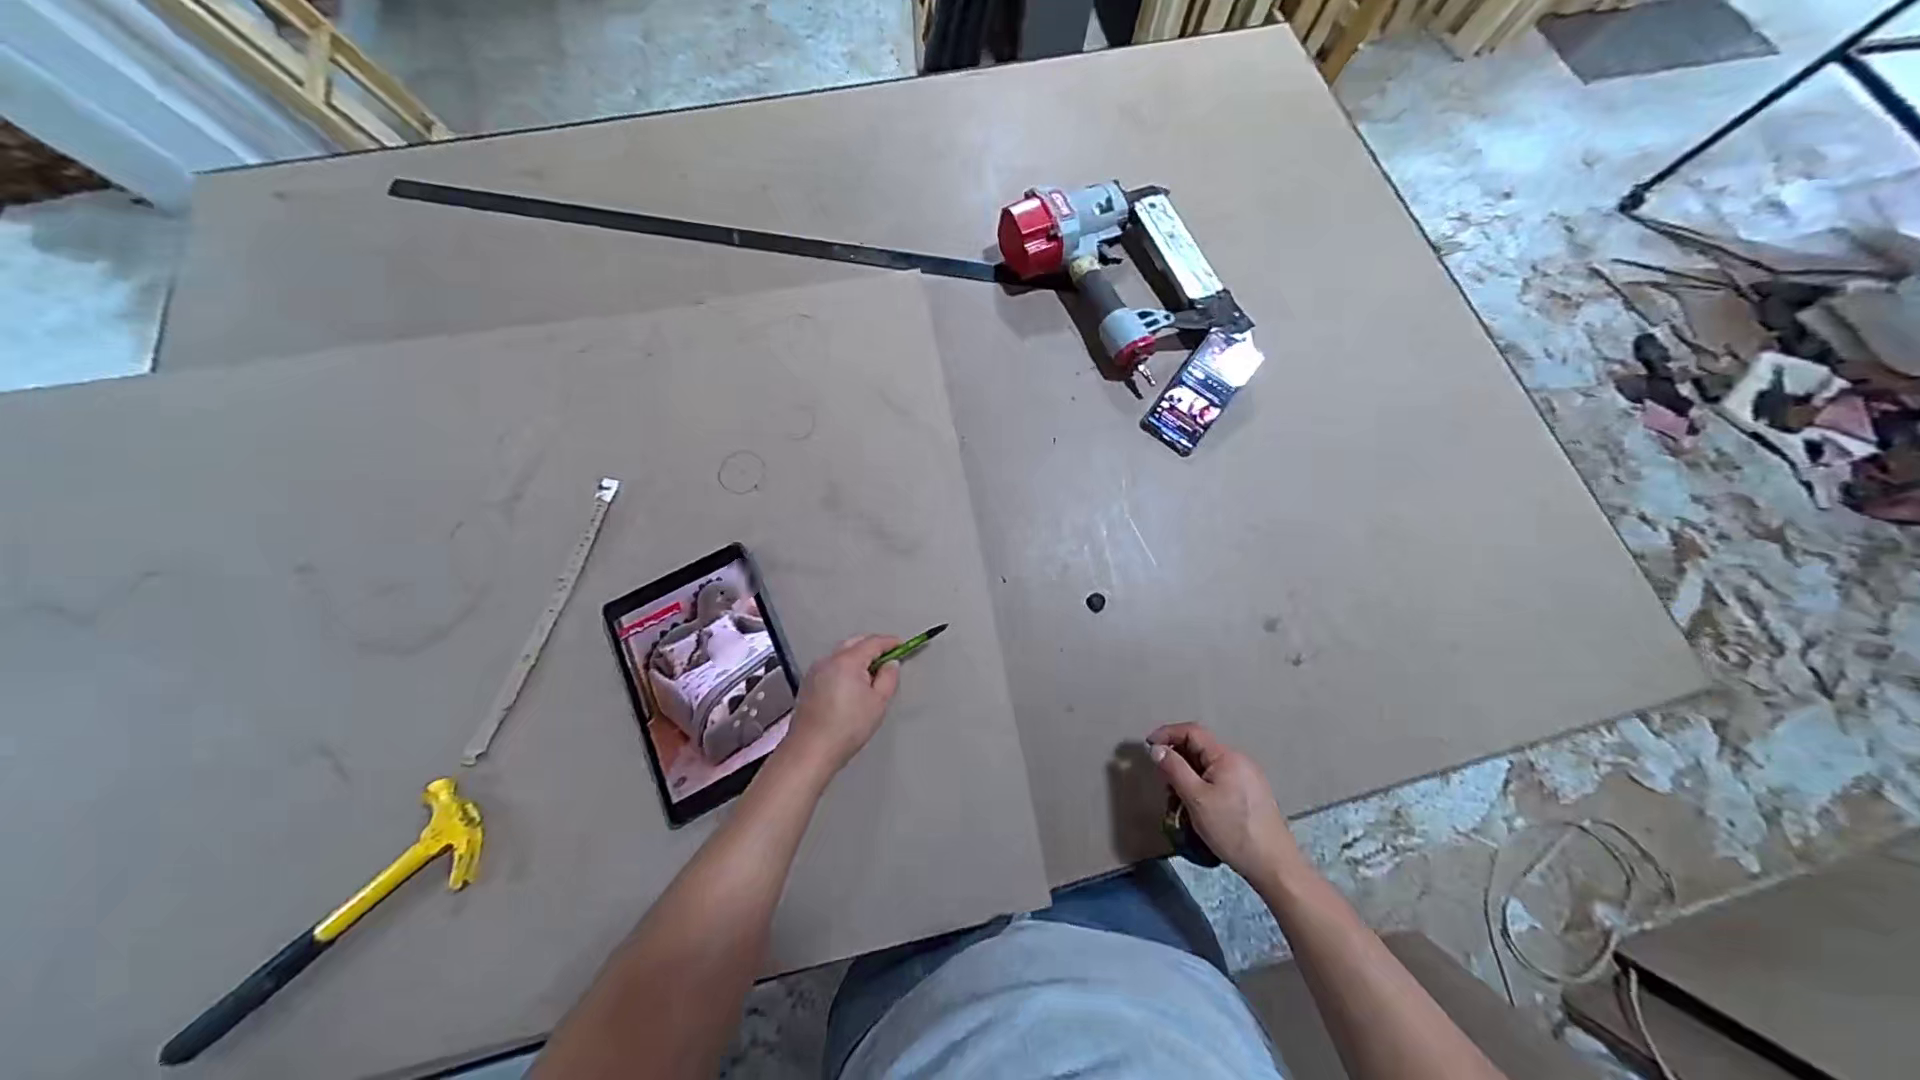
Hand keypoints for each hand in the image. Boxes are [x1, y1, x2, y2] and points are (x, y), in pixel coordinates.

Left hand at [782, 635, 901, 775]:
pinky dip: (844, 667)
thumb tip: (890, 663)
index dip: (889, 641)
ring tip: (871, 674)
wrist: (811, 750)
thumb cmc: (848, 727)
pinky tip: (851, 685)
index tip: (902, 645)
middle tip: (887, 658)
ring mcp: (815, 671)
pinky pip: (831, 666)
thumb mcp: (878, 702)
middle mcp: (828, 660)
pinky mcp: (808, 683)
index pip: (872, 642)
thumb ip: (888, 678)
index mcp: (847, 661)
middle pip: (854, 643)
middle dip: (872, 646)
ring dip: (857, 657)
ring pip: (841, 654)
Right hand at [1147, 723, 1304, 885]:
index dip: (1167, 733)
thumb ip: (1174, 769)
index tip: (1148, 746)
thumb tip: (1157, 749)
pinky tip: (1196, 806)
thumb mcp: (1196, 799)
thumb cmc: (1232, 830)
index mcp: (1227, 756)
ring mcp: (1248, 777)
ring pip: (1208, 766)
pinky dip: (1201, 785)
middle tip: (1162, 781)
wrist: (1273, 864)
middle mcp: (1239, 761)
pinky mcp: (1251, 794)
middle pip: (1200, 748)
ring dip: (1187, 775)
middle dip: (1176, 759)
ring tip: (1177, 798)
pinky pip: (1219, 779)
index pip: (1192, 731)